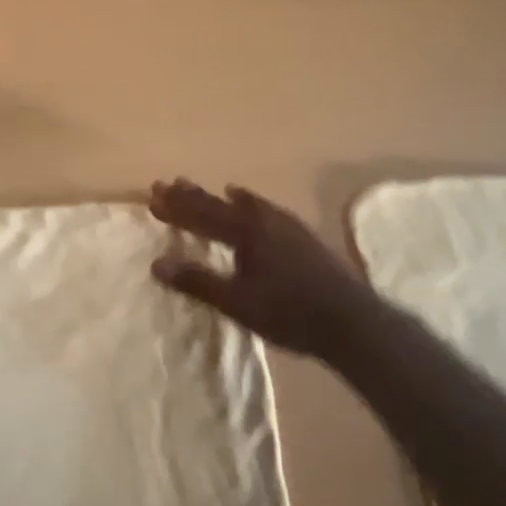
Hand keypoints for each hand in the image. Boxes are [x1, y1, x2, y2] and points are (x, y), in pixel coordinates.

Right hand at [148, 177, 380, 358]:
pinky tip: (255, 205)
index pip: (200, 215)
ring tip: (210, 187)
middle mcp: (263, 220)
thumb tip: (157, 263)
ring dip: (221, 198)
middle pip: (219, 204)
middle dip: (191, 196)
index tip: (152, 198)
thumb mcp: (237, 303)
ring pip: (245, 204)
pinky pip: (267, 210)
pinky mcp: (303, 237)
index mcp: (244, 232)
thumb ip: (197, 282)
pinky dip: (252, 204)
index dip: (175, 208)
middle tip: (166, 184)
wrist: (353, 322)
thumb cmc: (289, 313)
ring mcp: (286, 226)